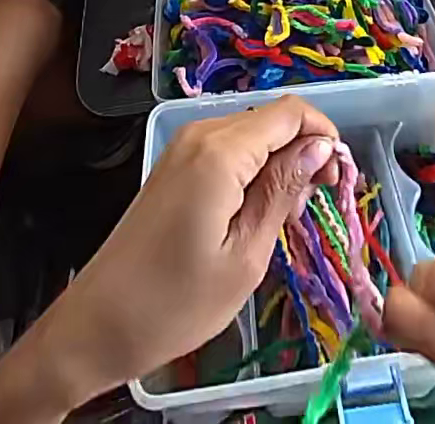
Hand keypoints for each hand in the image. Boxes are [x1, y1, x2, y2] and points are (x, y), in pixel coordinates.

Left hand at [0, 96, 340, 416]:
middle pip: (271, 118)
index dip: (324, 135)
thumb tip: (320, 148)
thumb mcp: (245, 256)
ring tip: (281, 217)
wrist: (98, 322)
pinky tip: (253, 210)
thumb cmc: (175, 303)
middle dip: (303, 150)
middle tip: (309, 207)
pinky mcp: (177, 161)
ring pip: (253, 131)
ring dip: (279, 161)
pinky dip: (253, 167)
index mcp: (220, 151)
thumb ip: (283, 191)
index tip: (336, 181)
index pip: (291, 112)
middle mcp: (201, 132)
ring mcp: (185, 144)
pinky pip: (229, 146)